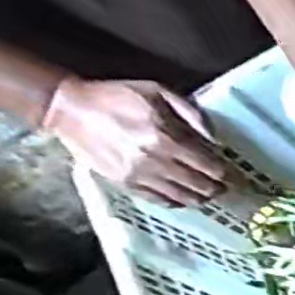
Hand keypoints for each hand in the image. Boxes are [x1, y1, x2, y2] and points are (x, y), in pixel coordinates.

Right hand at [42, 79, 228, 206]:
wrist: (65, 106)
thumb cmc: (115, 96)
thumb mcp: (156, 92)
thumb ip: (192, 113)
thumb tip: (217, 140)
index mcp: (167, 138)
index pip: (213, 168)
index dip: (226, 173)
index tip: (230, 173)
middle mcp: (156, 160)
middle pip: (204, 186)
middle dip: (218, 188)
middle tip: (222, 186)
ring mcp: (141, 174)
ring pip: (188, 198)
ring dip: (202, 198)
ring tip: (206, 193)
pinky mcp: (126, 183)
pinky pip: (164, 202)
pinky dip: (179, 202)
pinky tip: (184, 196)